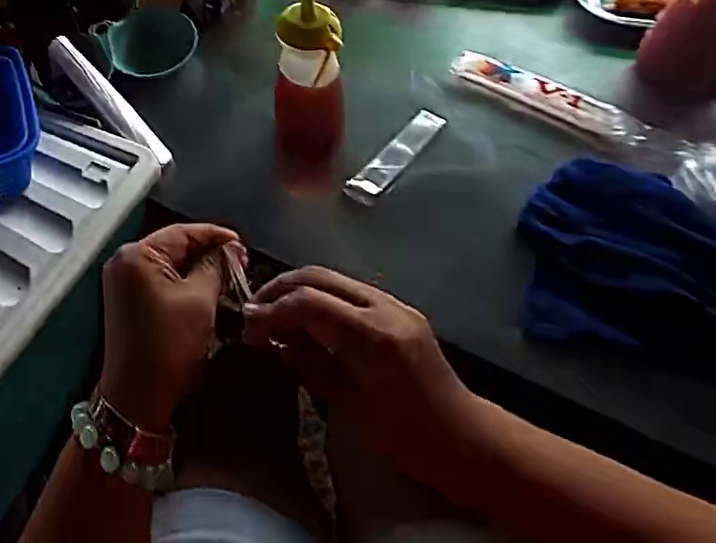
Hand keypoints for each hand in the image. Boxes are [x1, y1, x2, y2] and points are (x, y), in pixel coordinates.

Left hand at [98, 223, 243, 432]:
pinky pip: (161, 280)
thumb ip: (215, 266)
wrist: (137, 398)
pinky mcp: (128, 300)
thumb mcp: (199, 301)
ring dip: (197, 268)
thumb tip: (229, 249)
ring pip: (169, 264)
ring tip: (227, 273)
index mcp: (136, 255)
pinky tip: (206, 288)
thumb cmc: (167, 347)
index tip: (240, 242)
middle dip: (207, 252)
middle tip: (238, 260)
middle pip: (174, 246)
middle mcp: (124, 262)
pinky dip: (183, 282)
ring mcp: (123, 282)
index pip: (182, 233)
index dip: (214, 235)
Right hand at [242, 267, 471, 467]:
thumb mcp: (353, 407)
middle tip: (255, 312)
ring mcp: (393, 303)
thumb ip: (313, 367)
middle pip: (317, 277)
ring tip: (275, 314)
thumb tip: (276, 343)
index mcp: (374, 336)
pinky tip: (306, 319)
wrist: (466, 438)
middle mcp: (383, 308)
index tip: (249, 326)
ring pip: (332, 278)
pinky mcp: (397, 308)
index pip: (309, 302)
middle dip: (280, 289)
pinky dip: (320, 298)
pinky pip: (348, 292)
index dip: (273, 311)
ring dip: (298, 290)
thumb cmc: (409, 438)